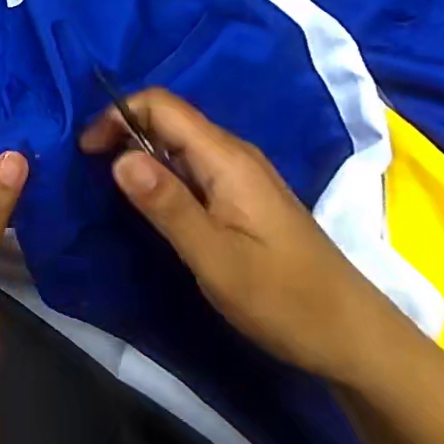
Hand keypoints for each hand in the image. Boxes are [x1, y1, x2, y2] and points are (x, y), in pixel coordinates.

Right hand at [80, 88, 410, 385]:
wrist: (356, 338)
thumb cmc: (285, 300)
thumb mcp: (216, 259)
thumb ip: (166, 205)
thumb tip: (119, 158)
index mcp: (226, 158)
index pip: (161, 104)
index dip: (117, 115)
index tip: (88, 151)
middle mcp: (233, 153)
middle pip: (168, 117)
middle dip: (123, 131)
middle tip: (92, 169)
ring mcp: (240, 173)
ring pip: (177, 141)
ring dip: (139, 152)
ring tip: (113, 186)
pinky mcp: (242, 194)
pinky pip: (190, 164)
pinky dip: (160, 171)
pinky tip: (151, 201)